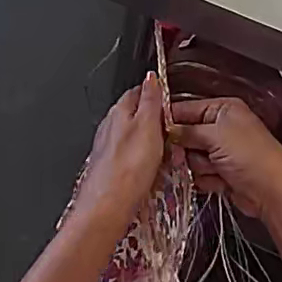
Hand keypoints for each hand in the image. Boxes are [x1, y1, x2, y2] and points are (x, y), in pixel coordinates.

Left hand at [73, 75, 166, 231]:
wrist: (107, 206)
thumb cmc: (128, 167)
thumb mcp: (148, 126)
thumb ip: (150, 100)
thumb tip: (152, 76)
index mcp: (118, 110)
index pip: (139, 91)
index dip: (157, 94)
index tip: (172, 103)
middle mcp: (110, 125)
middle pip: (136, 114)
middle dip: (155, 120)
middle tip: (174, 132)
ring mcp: (108, 146)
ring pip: (134, 136)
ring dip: (150, 141)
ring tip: (167, 153)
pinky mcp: (110, 166)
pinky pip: (131, 155)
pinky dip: (143, 158)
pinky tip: (151, 169)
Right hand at [168, 97, 281, 219]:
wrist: (275, 194)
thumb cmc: (251, 157)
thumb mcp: (214, 135)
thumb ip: (186, 130)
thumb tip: (166, 129)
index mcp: (223, 109)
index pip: (186, 109)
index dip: (170, 120)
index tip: (153, 130)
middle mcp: (222, 127)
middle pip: (186, 134)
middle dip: (185, 148)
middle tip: (182, 156)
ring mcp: (223, 151)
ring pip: (192, 156)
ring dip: (196, 165)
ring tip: (211, 169)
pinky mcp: (223, 172)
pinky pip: (201, 173)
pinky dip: (204, 178)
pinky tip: (217, 181)